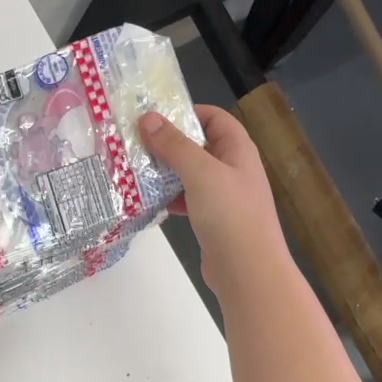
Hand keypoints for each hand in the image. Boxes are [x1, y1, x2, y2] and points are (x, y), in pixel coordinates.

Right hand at [140, 106, 290, 297]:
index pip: (214, 118)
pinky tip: (149, 202)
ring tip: (134, 172)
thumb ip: (175, 145)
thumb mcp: (201, 173)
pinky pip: (187, 200)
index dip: (187, 112)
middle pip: (198, 146)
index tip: (154, 117)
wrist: (246, 268)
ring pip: (190, 175)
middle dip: (169, 145)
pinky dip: (169, 199)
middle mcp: (232, 168)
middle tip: (135, 145)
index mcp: (237, 150)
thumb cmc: (229, 214)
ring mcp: (223, 196)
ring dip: (165, 173)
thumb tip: (148, 118)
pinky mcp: (212, 220)